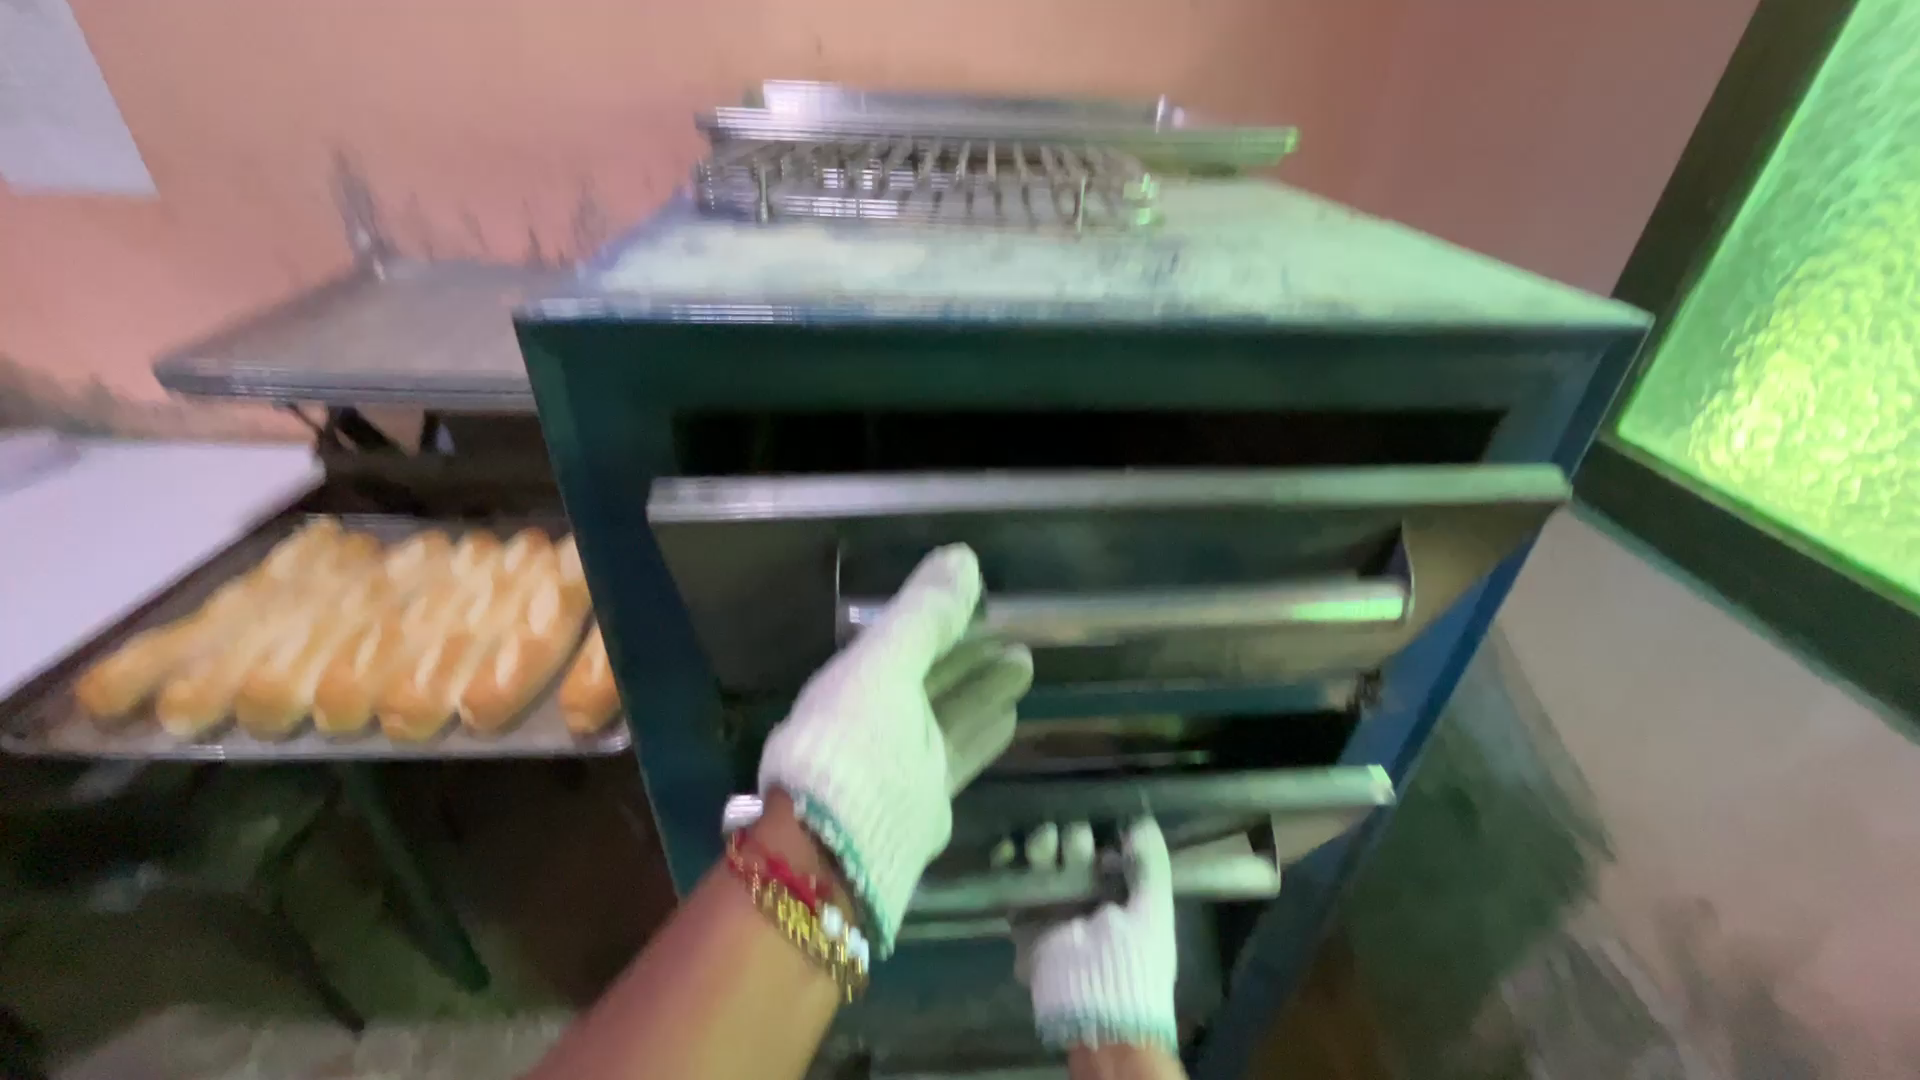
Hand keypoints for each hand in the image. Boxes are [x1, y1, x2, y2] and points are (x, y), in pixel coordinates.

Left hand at [758, 544, 1032, 957]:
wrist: (844, 840)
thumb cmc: (860, 734)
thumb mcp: (888, 660)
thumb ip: (925, 612)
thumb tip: (963, 556)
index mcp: (857, 679)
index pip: (905, 638)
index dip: (941, 617)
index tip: (978, 595)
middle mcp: (877, 717)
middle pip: (932, 676)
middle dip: (970, 652)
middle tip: (1015, 630)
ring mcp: (900, 759)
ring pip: (951, 713)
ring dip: (985, 686)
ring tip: (1024, 662)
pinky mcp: (925, 797)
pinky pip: (960, 752)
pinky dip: (985, 731)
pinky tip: (1012, 716)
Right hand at [1016, 819, 1178, 1053]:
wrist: (1097, 1010)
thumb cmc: (1133, 961)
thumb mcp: (1153, 913)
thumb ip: (1151, 866)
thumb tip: (1141, 819)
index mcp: (1118, 887)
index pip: (1105, 842)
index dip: (1102, 829)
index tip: (1104, 827)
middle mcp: (1084, 888)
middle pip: (1070, 841)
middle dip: (1072, 838)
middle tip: (1076, 851)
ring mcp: (1052, 899)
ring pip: (1040, 852)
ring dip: (1039, 842)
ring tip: (1043, 853)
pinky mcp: (1023, 913)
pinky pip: (1009, 877)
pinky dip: (1005, 859)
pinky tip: (1009, 852)